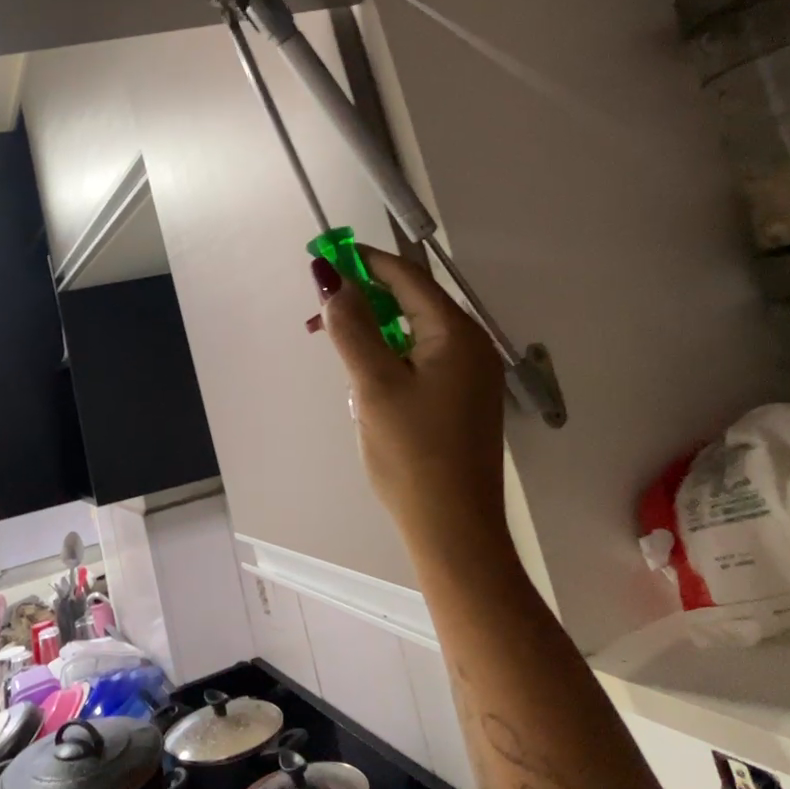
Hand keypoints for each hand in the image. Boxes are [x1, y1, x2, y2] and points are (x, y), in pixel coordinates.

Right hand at [313, 248, 507, 531]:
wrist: (454, 531)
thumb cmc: (412, 454)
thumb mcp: (373, 385)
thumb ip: (351, 327)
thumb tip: (330, 278)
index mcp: (456, 334)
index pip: (406, 277)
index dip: (364, 261)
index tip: (323, 257)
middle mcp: (471, 346)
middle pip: (412, 302)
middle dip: (364, 299)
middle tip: (318, 315)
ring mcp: (470, 375)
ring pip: (413, 332)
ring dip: (373, 330)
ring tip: (336, 348)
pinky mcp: (462, 400)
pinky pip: (421, 359)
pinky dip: (389, 356)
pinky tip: (366, 380)